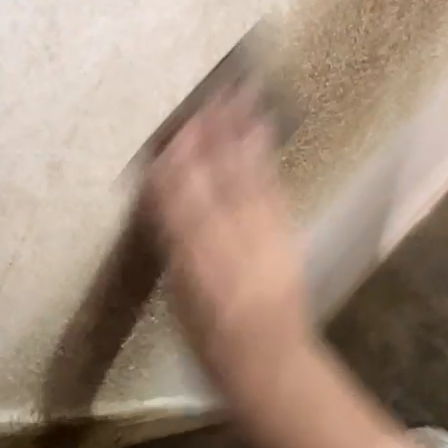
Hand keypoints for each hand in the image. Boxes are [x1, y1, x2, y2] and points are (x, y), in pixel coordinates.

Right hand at [144, 90, 314, 400]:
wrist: (270, 359)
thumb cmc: (211, 339)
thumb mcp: (177, 296)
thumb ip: (173, 245)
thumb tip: (165, 203)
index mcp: (191, 252)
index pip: (177, 193)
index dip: (175, 157)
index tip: (173, 126)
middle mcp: (225, 233)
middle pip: (214, 171)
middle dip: (212, 129)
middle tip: (211, 87)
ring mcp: (259, 229)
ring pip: (245, 168)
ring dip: (241, 128)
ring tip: (241, 91)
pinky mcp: (283, 231)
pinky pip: (271, 184)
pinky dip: (264, 154)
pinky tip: (261, 130)